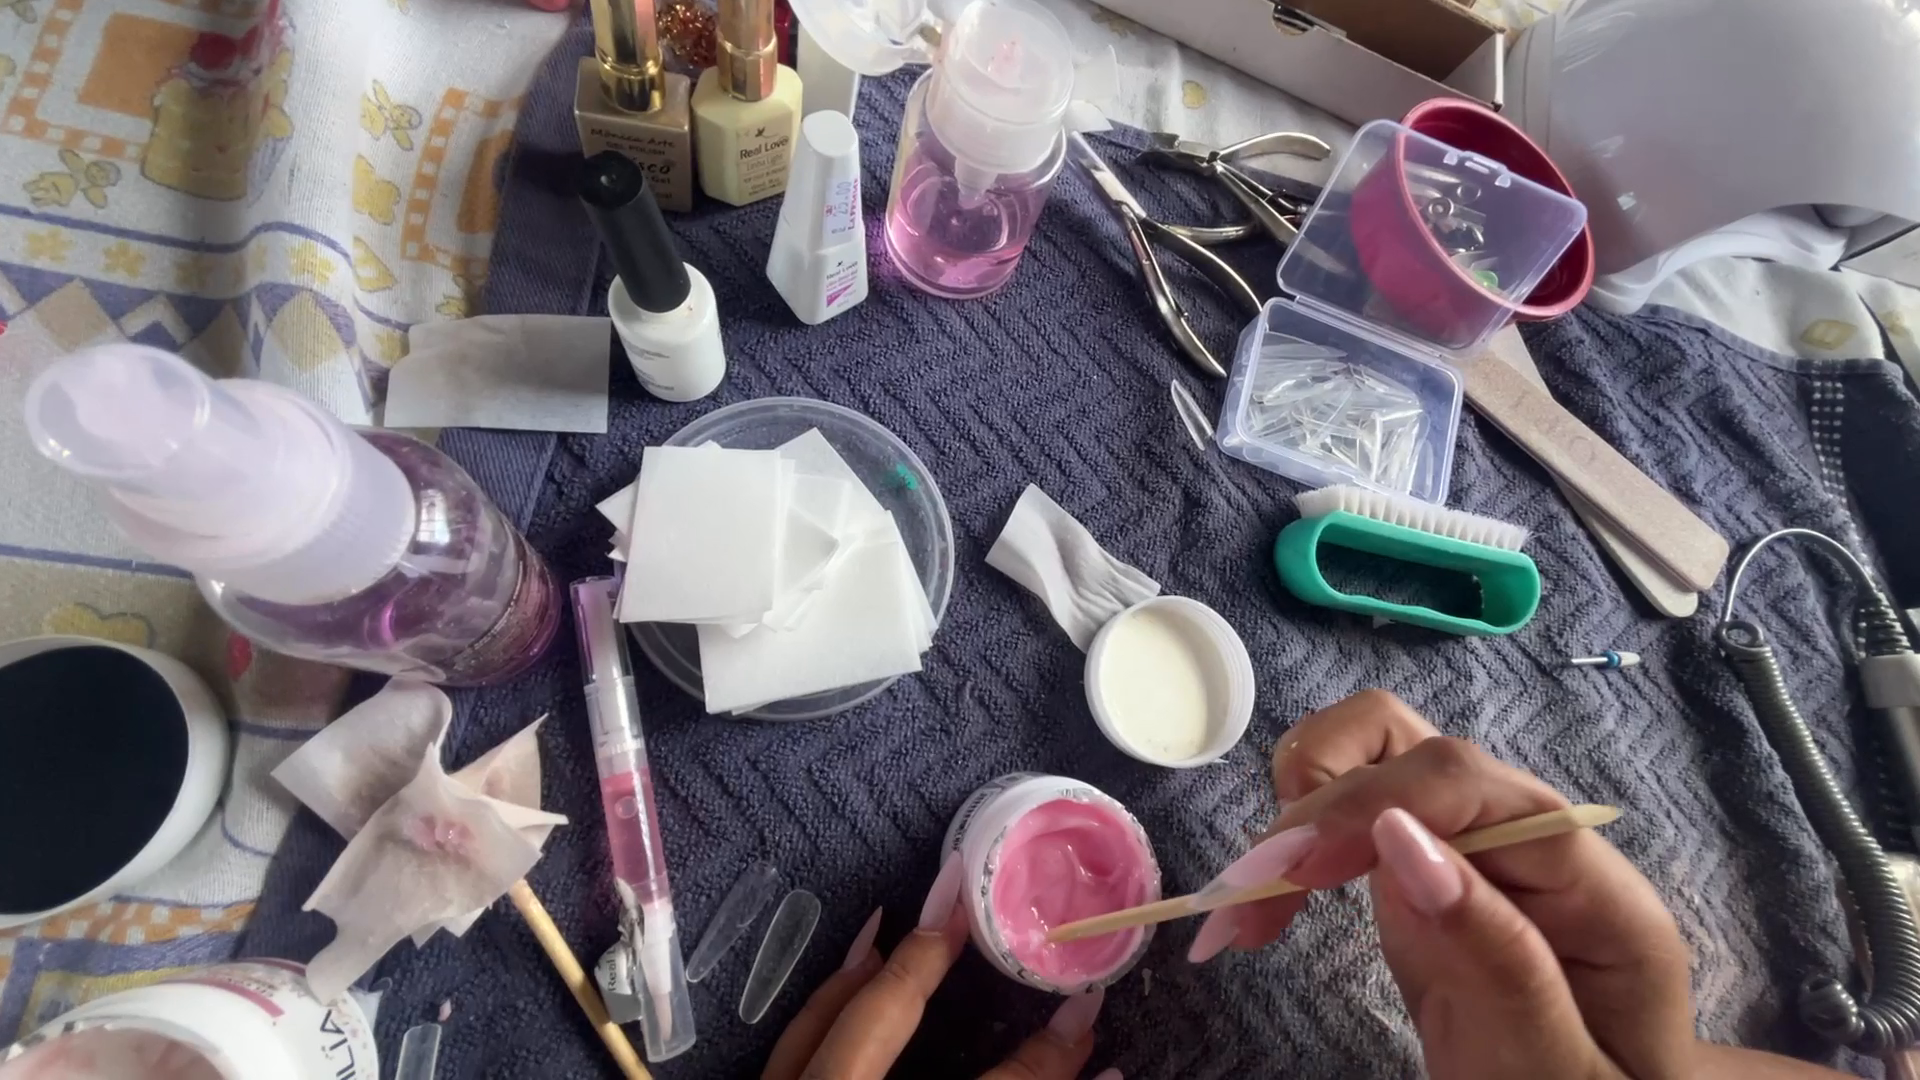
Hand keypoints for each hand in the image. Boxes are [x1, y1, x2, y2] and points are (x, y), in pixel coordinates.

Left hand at [763, 854, 1119, 1079]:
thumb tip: (1101, 1071)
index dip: (1048, 1061)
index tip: (1091, 1015)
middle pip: (876, 1025)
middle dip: (925, 955)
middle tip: (961, 889)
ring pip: (813, 1029)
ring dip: (861, 973)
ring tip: (896, 924)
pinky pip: (784, 1051)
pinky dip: (818, 1007)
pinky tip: (848, 977)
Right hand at [1186, 690, 1703, 1079]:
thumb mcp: (1548, 1071)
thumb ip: (1497, 960)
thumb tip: (1397, 833)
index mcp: (1586, 879)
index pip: (1461, 781)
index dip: (1364, 803)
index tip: (1293, 869)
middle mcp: (1515, 828)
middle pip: (1395, 740)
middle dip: (1310, 808)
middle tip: (1250, 893)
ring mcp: (1456, 830)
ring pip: (1357, 744)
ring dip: (1294, 803)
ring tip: (1259, 890)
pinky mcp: (1407, 847)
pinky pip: (1339, 792)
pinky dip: (1291, 823)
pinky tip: (1273, 885)